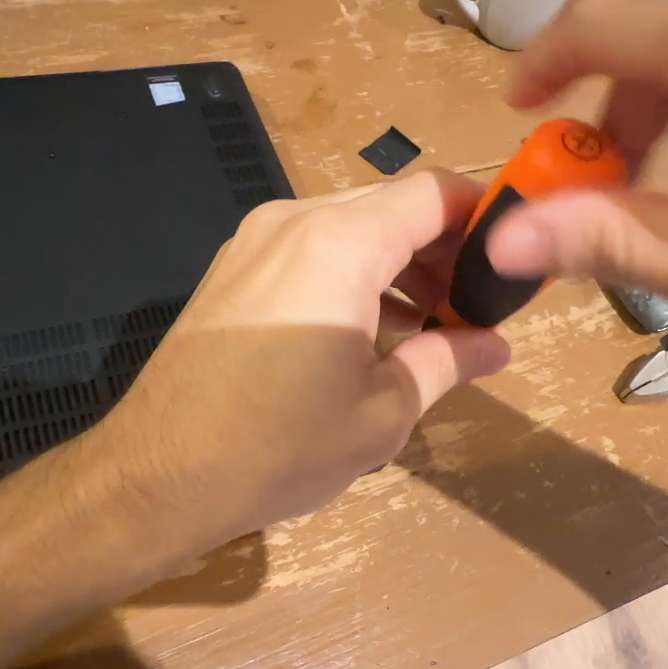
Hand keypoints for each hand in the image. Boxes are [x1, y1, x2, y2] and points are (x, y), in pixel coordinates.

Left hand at [95, 170, 511, 544]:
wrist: (158, 476)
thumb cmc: (280, 447)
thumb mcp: (382, 412)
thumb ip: (448, 361)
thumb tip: (497, 346)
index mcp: (338, 243)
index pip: (432, 192)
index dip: (482, 216)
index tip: (509, 262)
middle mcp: (292, 221)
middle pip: (390, 207)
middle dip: (440, 251)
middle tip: (471, 310)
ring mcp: (252, 242)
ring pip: (348, 228)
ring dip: (395, 266)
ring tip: (426, 329)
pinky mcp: (231, 270)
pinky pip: (308, 251)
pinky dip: (349, 276)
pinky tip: (366, 332)